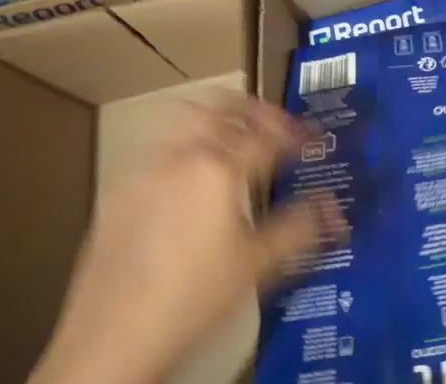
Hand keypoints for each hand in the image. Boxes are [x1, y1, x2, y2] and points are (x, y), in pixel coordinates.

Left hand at [28, 98, 343, 383]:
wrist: (111, 337)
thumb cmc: (192, 301)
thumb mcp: (257, 267)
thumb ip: (300, 228)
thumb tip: (334, 208)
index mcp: (219, 168)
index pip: (269, 135)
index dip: (297, 134)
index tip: (313, 140)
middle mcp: (181, 155)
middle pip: (222, 107)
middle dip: (253, 111)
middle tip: (274, 127)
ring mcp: (145, 169)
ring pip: (185, 119)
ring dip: (216, 119)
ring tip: (234, 139)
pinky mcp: (120, 190)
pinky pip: (158, 149)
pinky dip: (183, 146)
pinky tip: (191, 180)